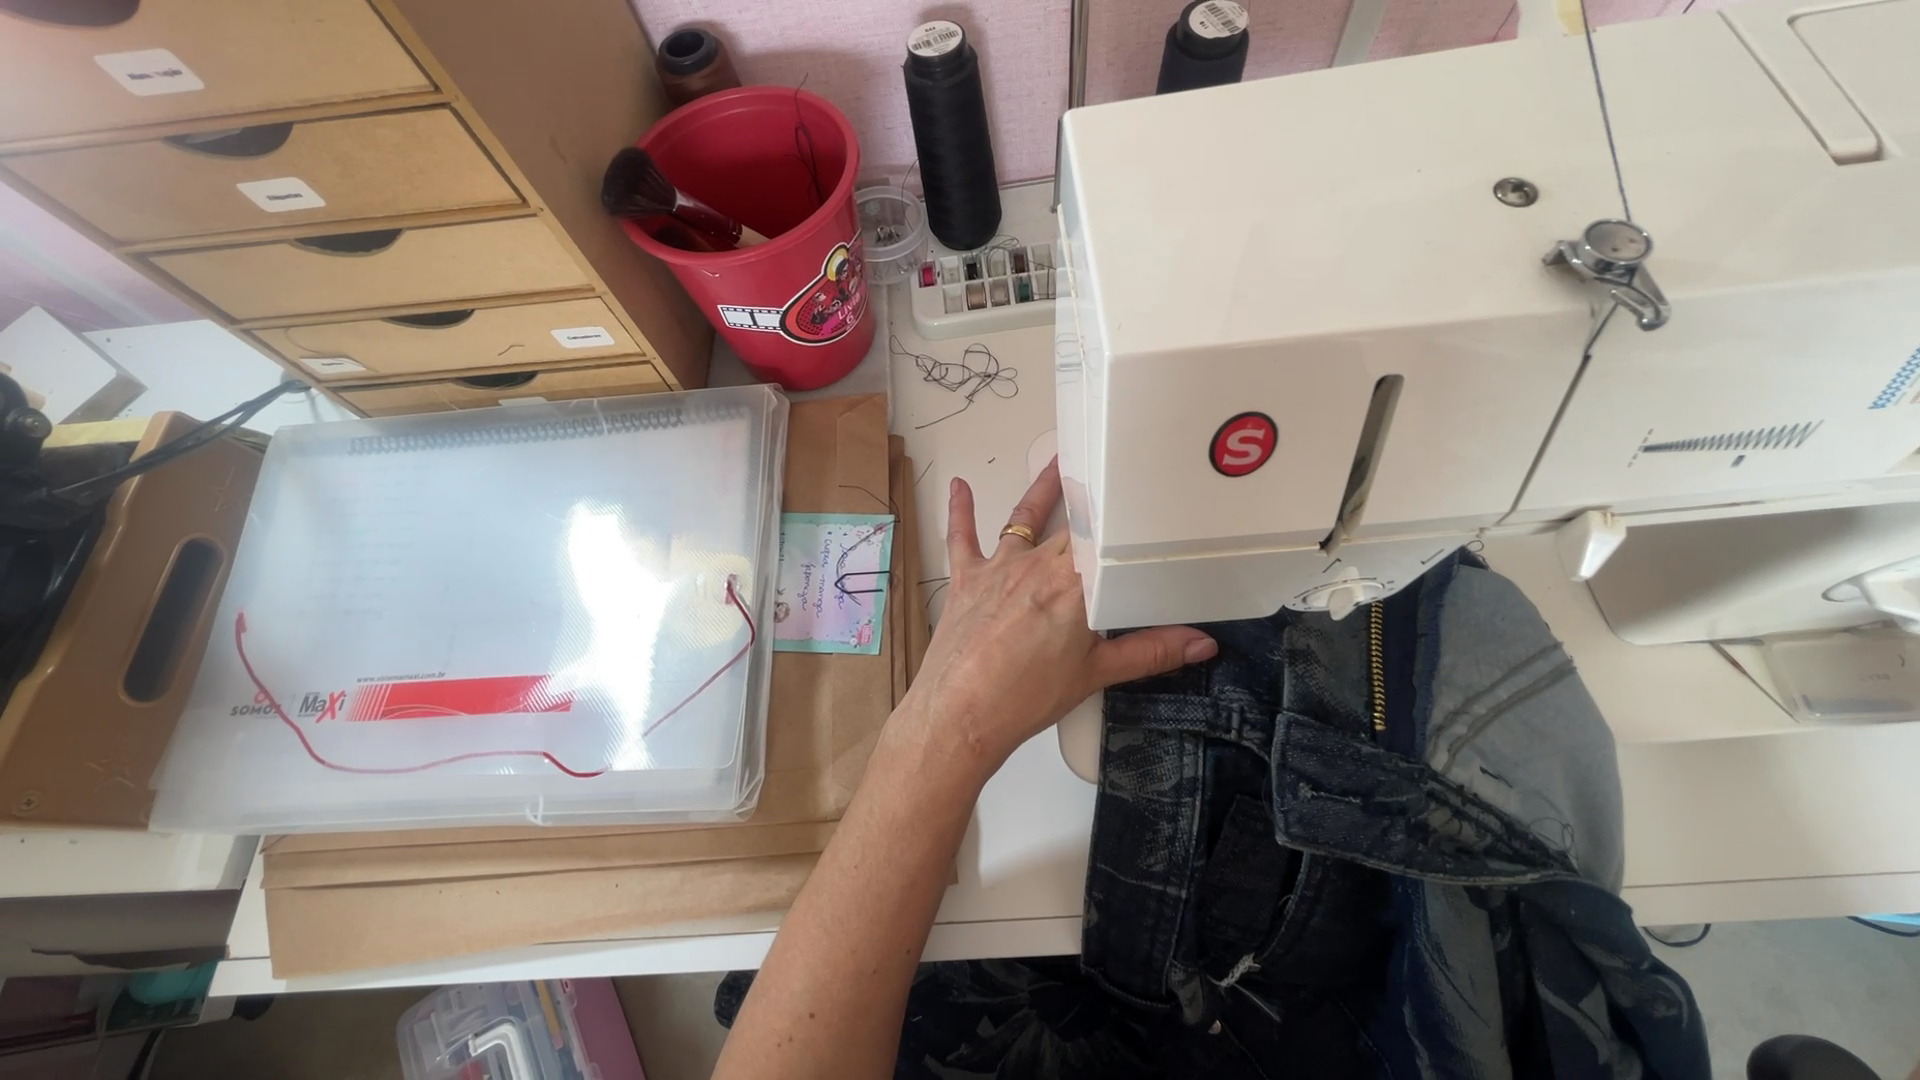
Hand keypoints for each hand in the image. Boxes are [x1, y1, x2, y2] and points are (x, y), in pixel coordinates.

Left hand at [894, 459, 1216, 777]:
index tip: (1139, 496)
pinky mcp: (967, 579)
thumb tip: (1200, 643)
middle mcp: (1036, 565)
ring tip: (1058, 460)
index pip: (1103, 537)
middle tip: (1108, 475)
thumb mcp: (1095, 674)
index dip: (1119, 517)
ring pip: (1023, 517)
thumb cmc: (1024, 697)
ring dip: (1041, 488)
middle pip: (1069, 524)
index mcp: (1074, 584)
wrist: (959, 715)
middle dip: (1090, 501)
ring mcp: (998, 568)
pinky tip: (958, 484)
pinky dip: (959, 510)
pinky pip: (962, 537)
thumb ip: (1150, 651)